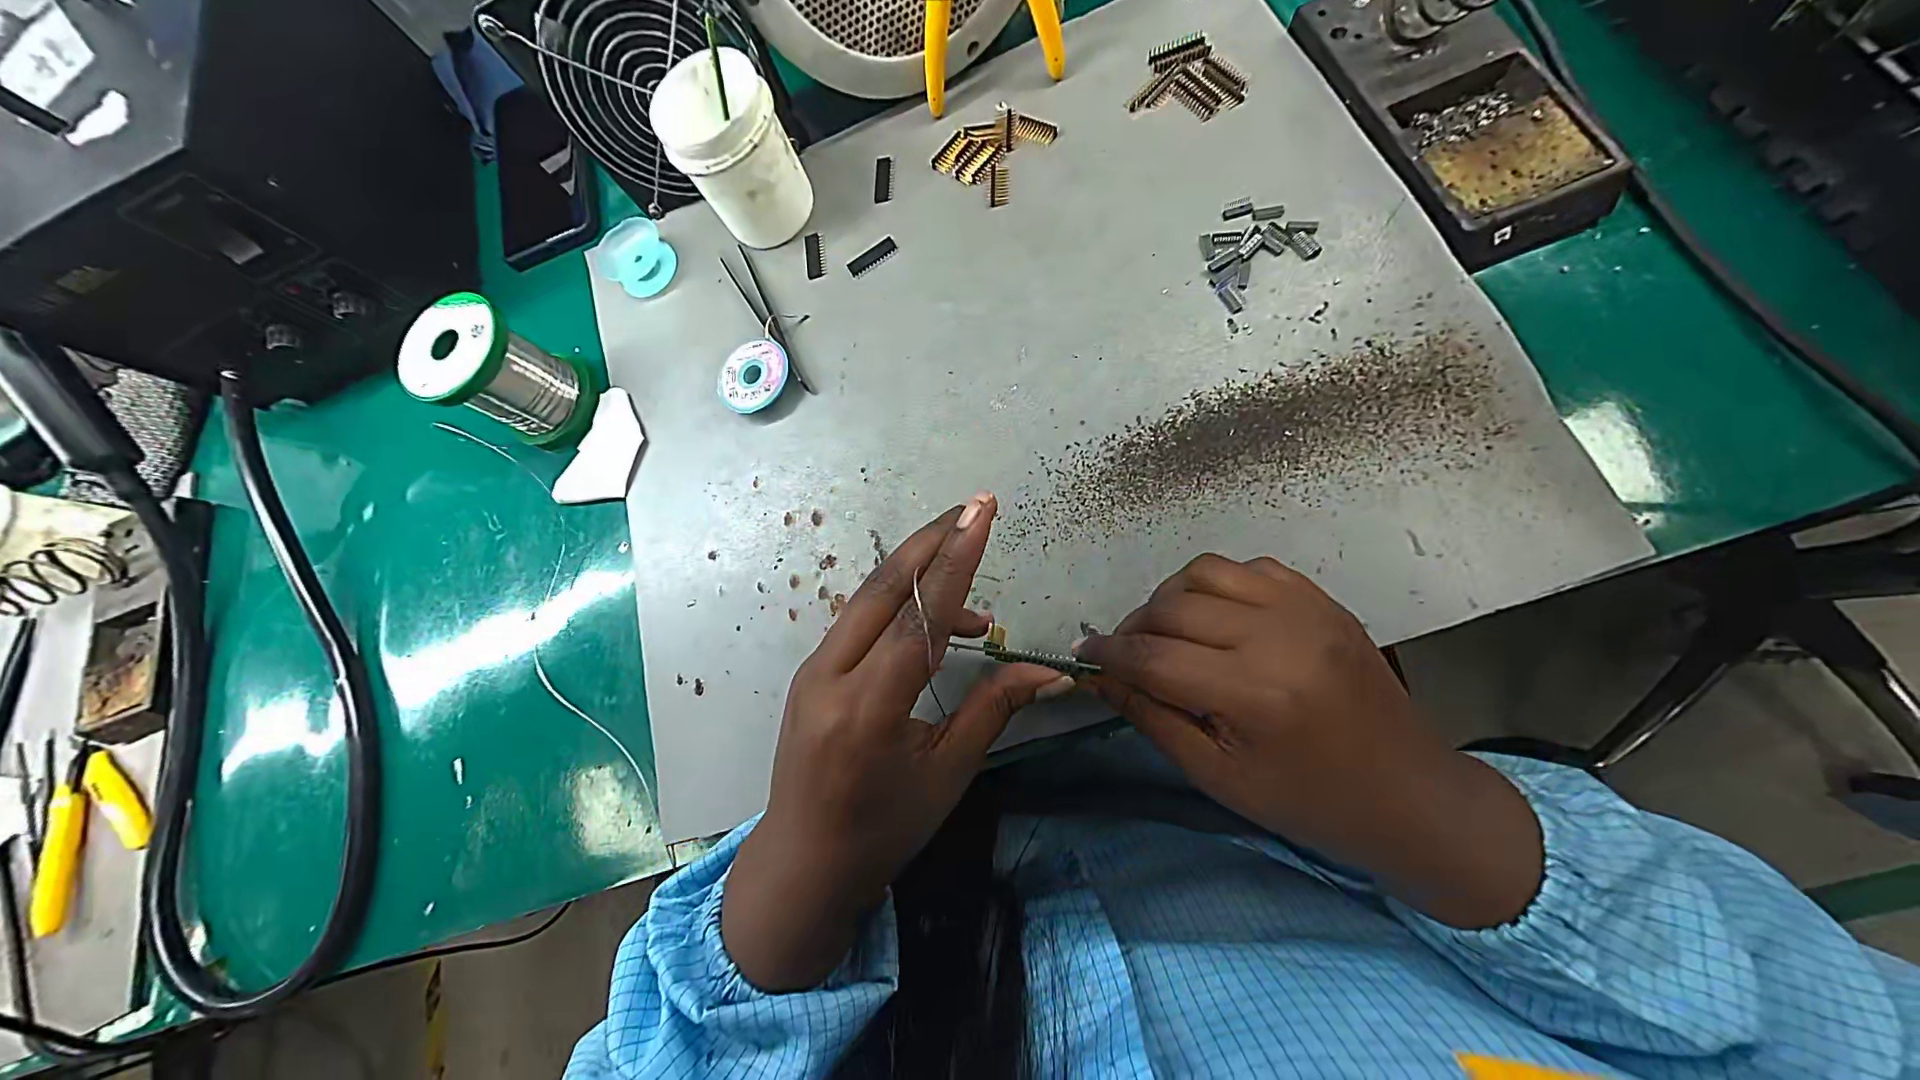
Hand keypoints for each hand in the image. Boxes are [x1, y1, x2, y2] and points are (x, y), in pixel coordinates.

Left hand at [722, 494, 1069, 990]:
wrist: (803, 863)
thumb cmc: (883, 830)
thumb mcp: (947, 774)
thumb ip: (994, 709)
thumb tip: (1050, 672)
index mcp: (868, 710)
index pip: (918, 617)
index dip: (956, 561)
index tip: (981, 512)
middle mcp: (830, 677)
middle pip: (883, 588)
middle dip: (931, 541)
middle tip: (973, 508)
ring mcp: (813, 671)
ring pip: (868, 599)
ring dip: (918, 573)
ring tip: (973, 586)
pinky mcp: (811, 672)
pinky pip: (859, 621)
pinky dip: (899, 605)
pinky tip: (937, 623)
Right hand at [1076, 554, 1542, 928]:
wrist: (1411, 797)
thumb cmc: (1309, 803)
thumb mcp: (1217, 776)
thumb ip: (1152, 718)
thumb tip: (1101, 677)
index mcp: (1256, 694)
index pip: (1154, 657)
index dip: (1109, 654)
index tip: (1083, 654)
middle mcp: (1280, 637)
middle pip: (1173, 606)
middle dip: (1133, 627)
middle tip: (1123, 653)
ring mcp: (1307, 609)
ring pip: (1206, 570)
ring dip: (1170, 596)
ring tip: (1165, 630)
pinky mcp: (1323, 600)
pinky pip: (1251, 567)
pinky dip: (1218, 585)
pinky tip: (1216, 617)